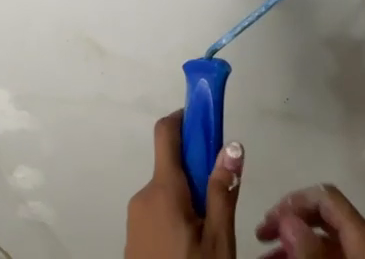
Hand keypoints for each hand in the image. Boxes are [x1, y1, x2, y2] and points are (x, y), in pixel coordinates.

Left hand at [126, 111, 245, 258]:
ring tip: (207, 234)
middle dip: (197, 175)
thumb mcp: (217, 239)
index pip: (166, 132)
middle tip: (220, 205)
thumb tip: (232, 146)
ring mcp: (134, 218)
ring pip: (167, 192)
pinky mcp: (133, 238)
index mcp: (163, 189)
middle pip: (173, 167)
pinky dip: (175, 217)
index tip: (208, 123)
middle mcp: (143, 196)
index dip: (186, 119)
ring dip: (188, 199)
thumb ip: (223, 192)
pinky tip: (189, 245)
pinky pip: (157, 212)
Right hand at [255, 185, 364, 258]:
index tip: (268, 217)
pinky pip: (332, 254)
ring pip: (325, 238)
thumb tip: (287, 217)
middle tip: (262, 233)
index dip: (294, 200)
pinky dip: (307, 254)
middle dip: (289, 220)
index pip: (326, 195)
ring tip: (265, 254)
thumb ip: (310, 248)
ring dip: (294, 240)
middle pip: (324, 214)